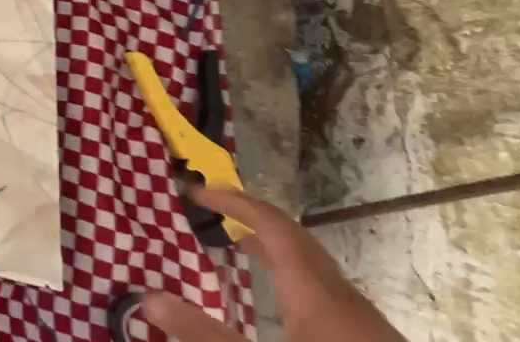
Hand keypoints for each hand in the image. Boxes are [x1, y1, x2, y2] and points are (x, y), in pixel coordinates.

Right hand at [140, 186, 405, 341]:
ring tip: (237, 243)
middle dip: (252, 216)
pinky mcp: (371, 340)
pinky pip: (327, 288)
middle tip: (210, 208)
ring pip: (315, 265)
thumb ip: (204, 334)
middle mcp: (342, 297)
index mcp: (314, 292)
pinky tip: (280, 296)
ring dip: (274, 245)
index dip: (234, 201)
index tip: (196, 193)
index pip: (272, 224)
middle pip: (297, 238)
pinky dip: (293, 272)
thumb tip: (148, 298)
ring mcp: (363, 321)